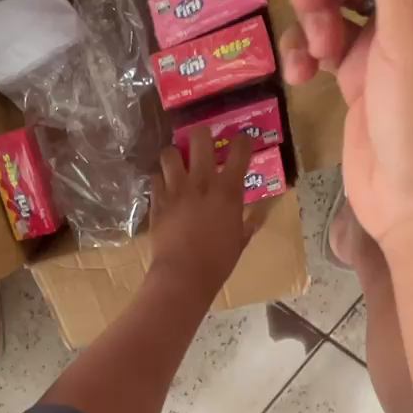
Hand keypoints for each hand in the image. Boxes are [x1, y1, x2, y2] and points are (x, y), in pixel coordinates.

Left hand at [150, 127, 267, 295]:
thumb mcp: (239, 241)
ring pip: (170, 153)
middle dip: (202, 136)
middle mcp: (202, 182)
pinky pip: (155, 179)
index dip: (243, 141)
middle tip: (203, 145)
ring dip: (175, 157)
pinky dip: (160, 180)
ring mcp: (176, 190)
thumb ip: (248, 223)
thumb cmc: (218, 262)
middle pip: (200, 138)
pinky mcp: (157, 202)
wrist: (183, 276)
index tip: (242, 143)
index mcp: (228, 190)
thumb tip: (258, 216)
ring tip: (178, 166)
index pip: (240, 149)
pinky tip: (164, 188)